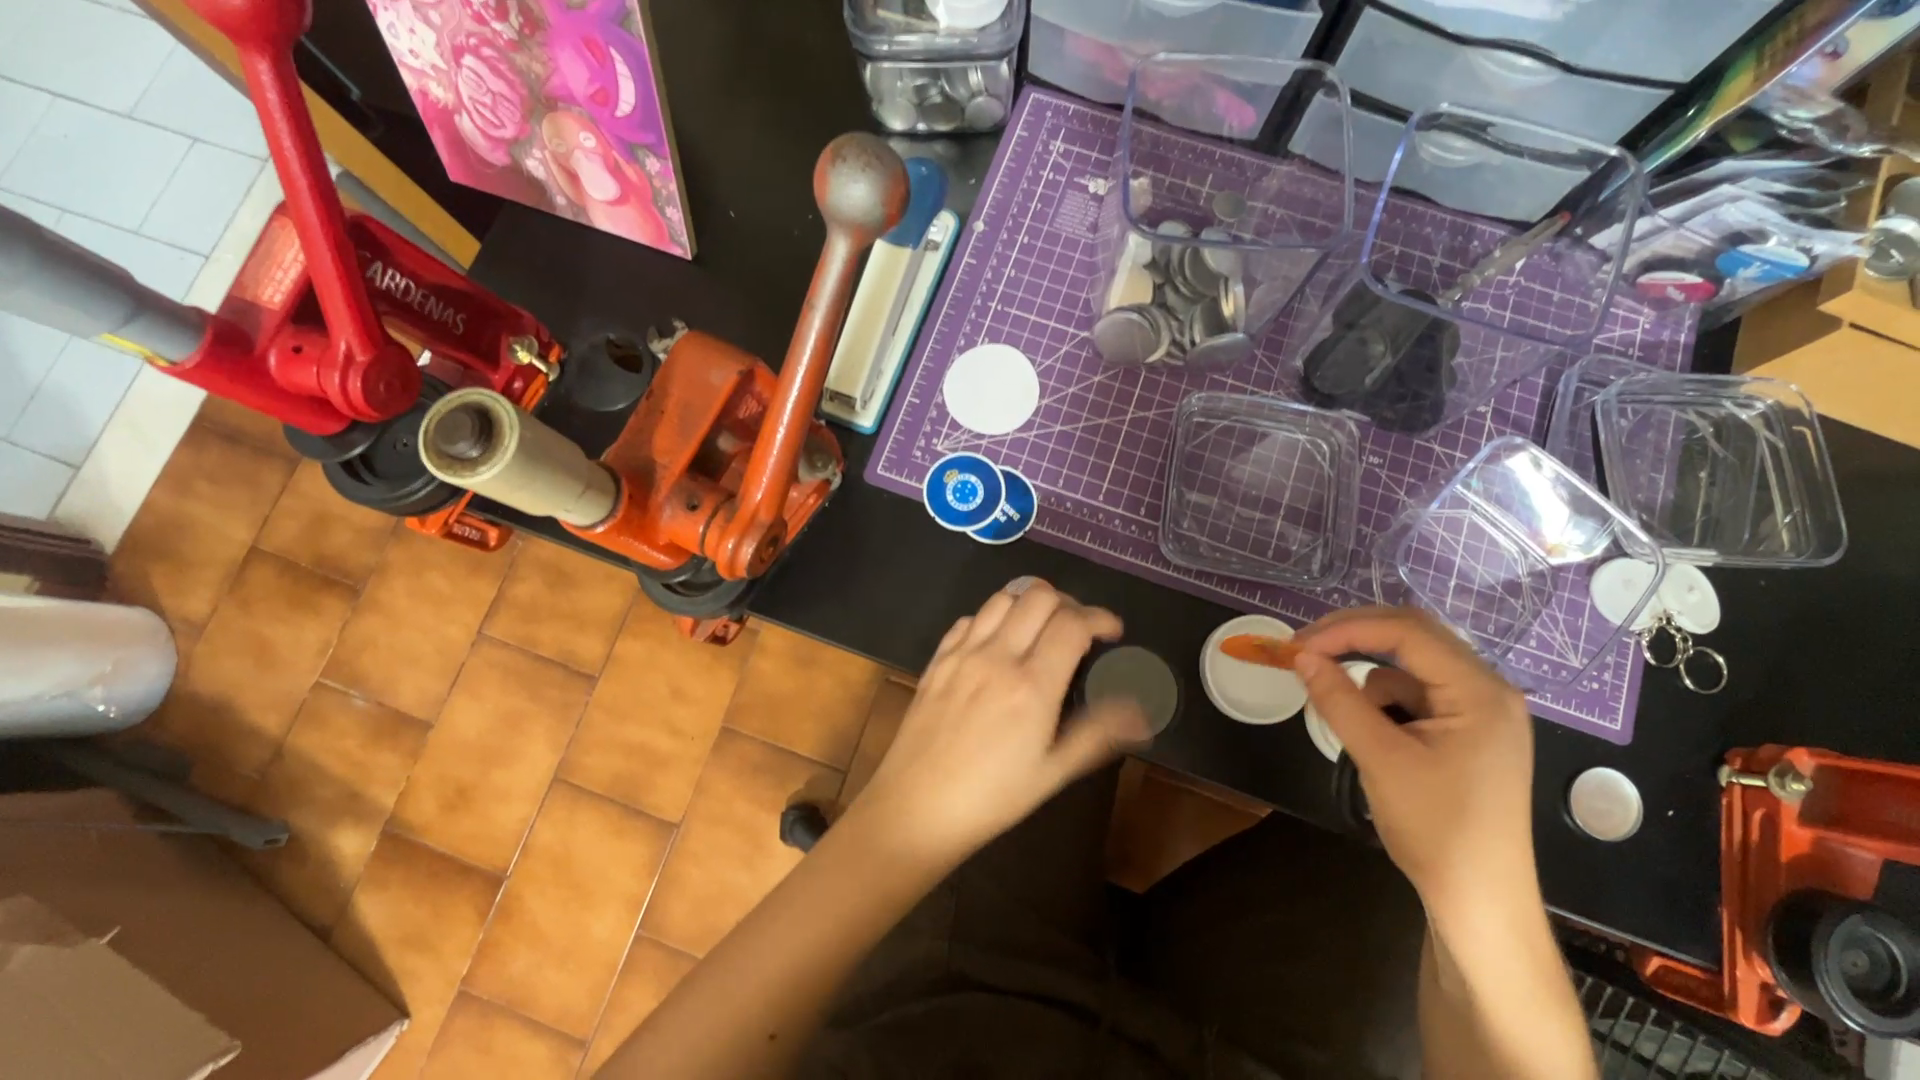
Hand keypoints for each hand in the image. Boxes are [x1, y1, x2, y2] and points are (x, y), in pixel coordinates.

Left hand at [850, 578, 1152, 861]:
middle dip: (1069, 604)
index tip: (1112, 631)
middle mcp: (997, 657)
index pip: (1073, 623)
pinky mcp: (937, 660)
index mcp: (1032, 685)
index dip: (1100, 618)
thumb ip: (1097, 733)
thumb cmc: (991, 798)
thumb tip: (1140, 711)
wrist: (915, 807)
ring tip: (1041, 628)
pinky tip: (998, 642)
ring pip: (1002, 597)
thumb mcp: (1052, 772)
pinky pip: (969, 618)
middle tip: (1078, 630)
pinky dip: (992, 618)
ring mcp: (962, 654)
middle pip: (1039, 596)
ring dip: (1029, 603)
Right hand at [1293, 607, 1536, 917]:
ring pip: (1410, 670)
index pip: (1407, 632)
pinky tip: (1374, 740)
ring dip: (1369, 682)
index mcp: (1479, 690)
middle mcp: (1488, 690)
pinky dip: (1385, 705)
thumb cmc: (1436, 827)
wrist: (1479, 898)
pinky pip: (1418, 697)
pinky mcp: (1469, 733)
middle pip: (1413, 638)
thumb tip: (1301, 656)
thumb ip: (1339, 700)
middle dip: (1355, 640)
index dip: (1347, 629)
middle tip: (1304, 651)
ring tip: (1346, 723)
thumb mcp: (1380, 758)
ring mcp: (1481, 712)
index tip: (1298, 645)